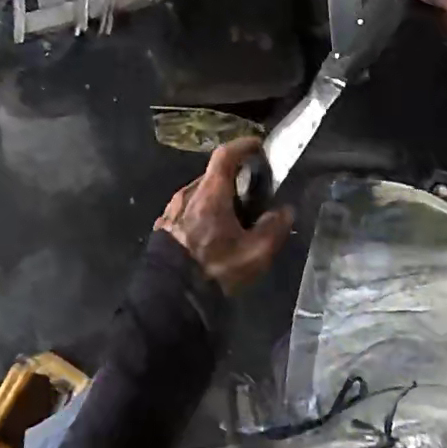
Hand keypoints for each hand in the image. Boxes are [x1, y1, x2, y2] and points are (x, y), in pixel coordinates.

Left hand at [155, 138, 293, 294]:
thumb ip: (274, 229)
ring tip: (232, 220)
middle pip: (213, 176)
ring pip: (199, 194)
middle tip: (252, 196)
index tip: (258, 147)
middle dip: (234, 179)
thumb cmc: (213, 271)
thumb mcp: (255, 254)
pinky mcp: (162, 229)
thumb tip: (284, 211)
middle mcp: (187, 195)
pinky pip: (187, 211)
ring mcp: (171, 211)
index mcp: (210, 195)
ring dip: (217, 198)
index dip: (243, 146)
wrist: (167, 302)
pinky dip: (202, 213)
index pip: (225, 155)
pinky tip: (211, 237)